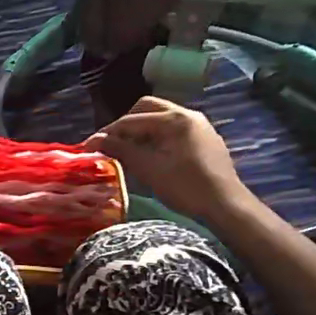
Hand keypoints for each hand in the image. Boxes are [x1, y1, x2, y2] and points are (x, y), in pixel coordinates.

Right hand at [84, 97, 252, 222]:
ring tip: (130, 152)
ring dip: (142, 131)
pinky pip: (175, 130)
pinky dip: (158, 138)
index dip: (108, 133)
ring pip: (162, 119)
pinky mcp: (205, 139)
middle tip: (112, 144)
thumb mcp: (149, 169)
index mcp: (174, 119)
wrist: (225, 205)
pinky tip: (153, 157)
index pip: (132, 119)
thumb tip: (95, 140)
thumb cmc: (185, 187)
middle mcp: (188, 114)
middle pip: (147, 109)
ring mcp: (200, 126)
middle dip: (126, 125)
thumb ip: (122, 150)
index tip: (90, 145)